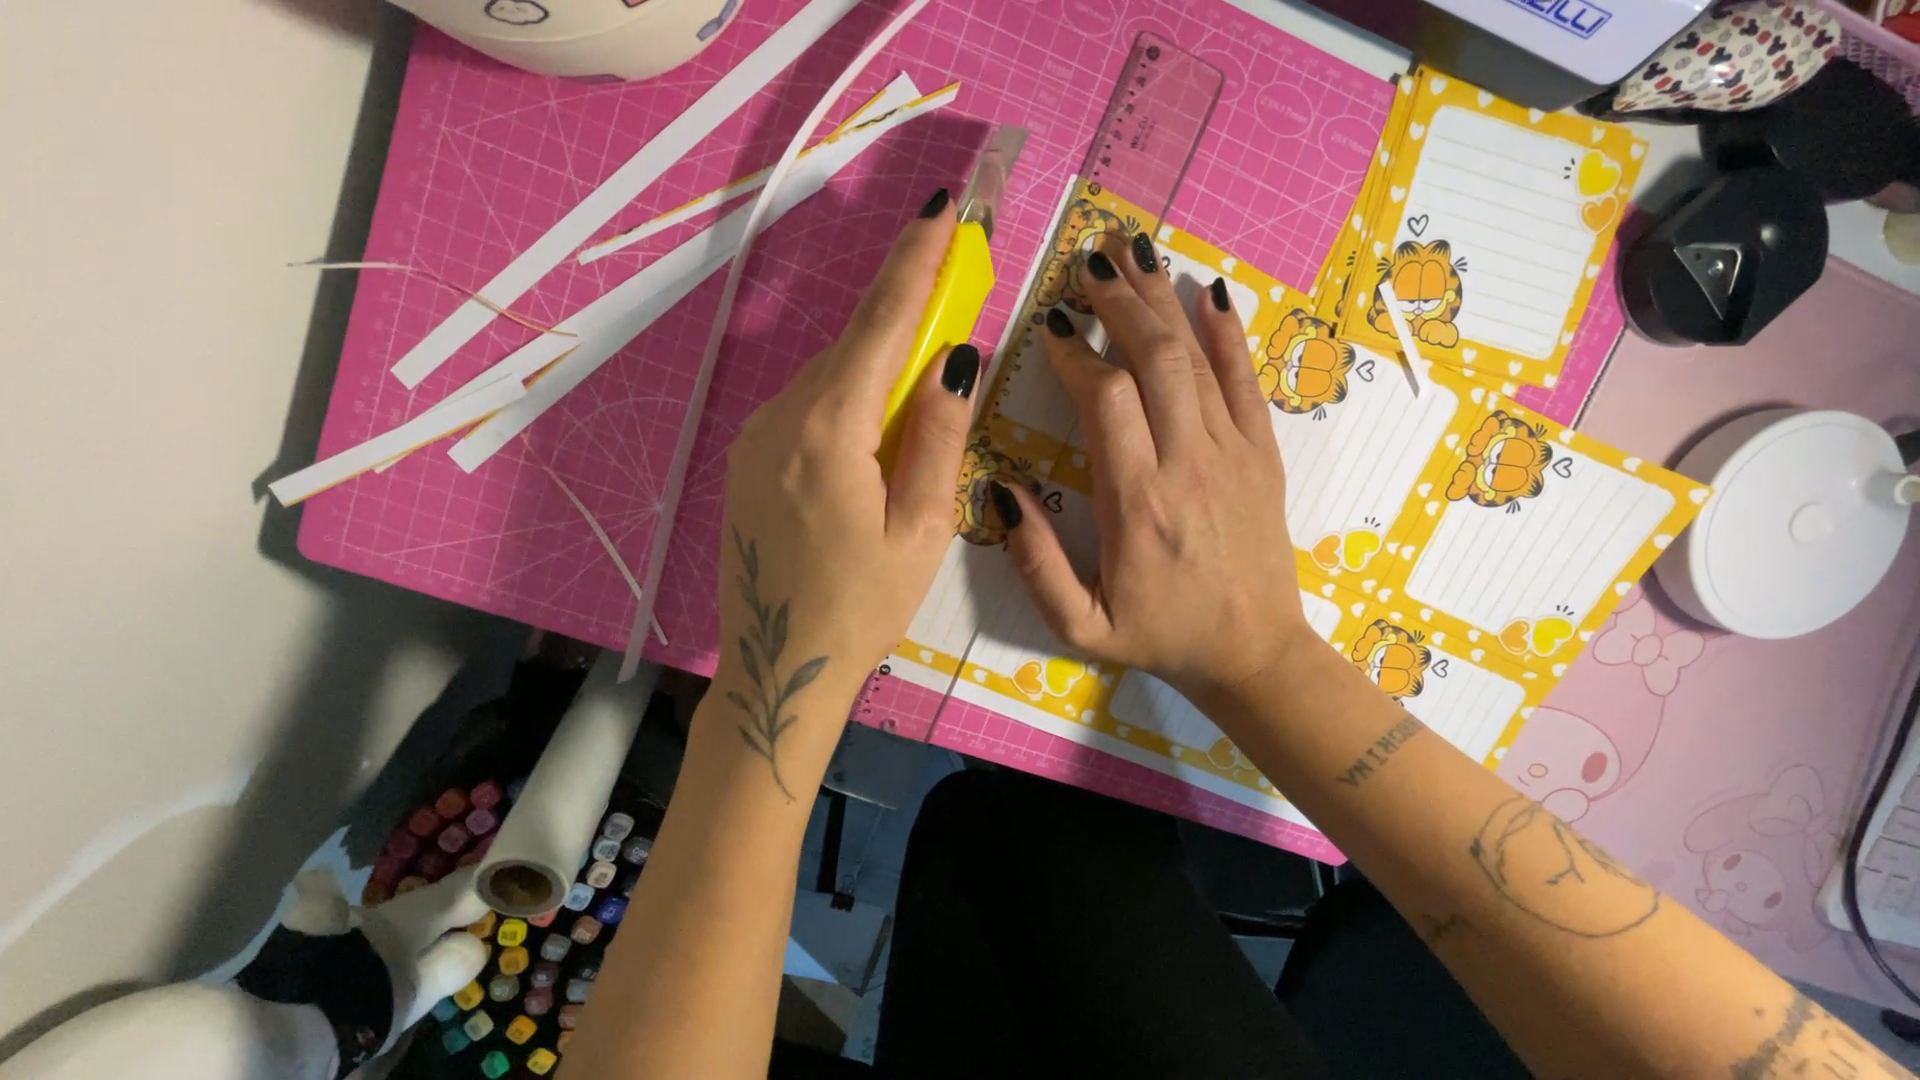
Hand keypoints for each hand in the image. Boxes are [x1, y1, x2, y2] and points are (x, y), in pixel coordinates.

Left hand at [718, 191, 978, 730]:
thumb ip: (937, 434)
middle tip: (956, 272)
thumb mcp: (921, 528)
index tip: (942, 209)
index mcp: (828, 431)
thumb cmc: (862, 608)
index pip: (881, 324)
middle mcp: (781, 416)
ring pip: (831, 372)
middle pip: (854, 341)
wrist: (777, 667)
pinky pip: (810, 403)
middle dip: (906, 304)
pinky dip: (851, 391)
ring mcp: (757, 435)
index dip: (917, 263)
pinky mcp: (750, 455)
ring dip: (880, 354)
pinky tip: (880, 415)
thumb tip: (956, 357)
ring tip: (929, 361)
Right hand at [1000, 234, 1312, 705]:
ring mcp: (1233, 453)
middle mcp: (1188, 464)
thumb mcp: (1078, 624)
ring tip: (1132, 251)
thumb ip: (1032, 561)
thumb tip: (998, 490)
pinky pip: (1246, 378)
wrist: (1253, 653)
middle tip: (1087, 260)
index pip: (1105, 399)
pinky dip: (1227, 331)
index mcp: (1136, 504)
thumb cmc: (1159, 636)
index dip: (1077, 350)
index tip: (1053, 322)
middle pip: (1155, 358)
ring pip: (1198, 356)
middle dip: (1118, 300)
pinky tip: (1207, 291)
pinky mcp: (1263, 453)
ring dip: (1162, 299)